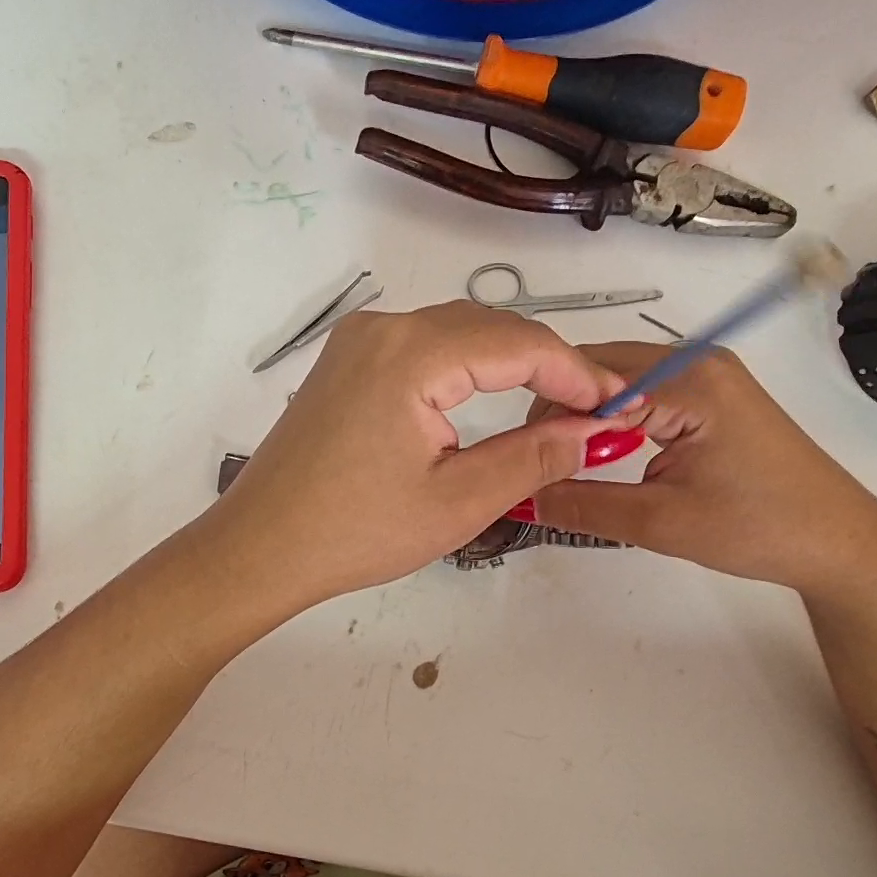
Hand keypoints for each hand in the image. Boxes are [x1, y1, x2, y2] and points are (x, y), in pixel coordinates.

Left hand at [204, 301, 637, 605]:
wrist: (260, 547)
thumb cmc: (354, 532)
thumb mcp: (458, 502)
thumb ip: (534, 457)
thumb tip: (593, 429)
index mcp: (412, 354)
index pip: (518, 343)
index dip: (574, 372)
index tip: (616, 405)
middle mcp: (381, 329)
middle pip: (485, 328)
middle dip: (542, 363)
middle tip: (588, 408)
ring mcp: (354, 343)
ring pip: (451, 333)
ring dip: (502, 362)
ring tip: (548, 404)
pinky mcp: (340, 364)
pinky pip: (417, 348)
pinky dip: (459, 367)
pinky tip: (483, 396)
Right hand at [531, 342, 876, 592]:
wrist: (837, 542)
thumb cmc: (757, 528)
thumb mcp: (658, 521)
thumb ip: (580, 505)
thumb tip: (517, 497)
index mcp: (687, 381)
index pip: (588, 376)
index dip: (545, 412)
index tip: (518, 455)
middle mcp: (696, 360)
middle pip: (599, 367)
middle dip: (559, 409)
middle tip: (535, 460)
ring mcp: (706, 373)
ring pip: (616, 379)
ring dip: (583, 414)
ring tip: (563, 460)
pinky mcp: (709, 393)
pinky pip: (640, 392)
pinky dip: (611, 417)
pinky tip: (602, 452)